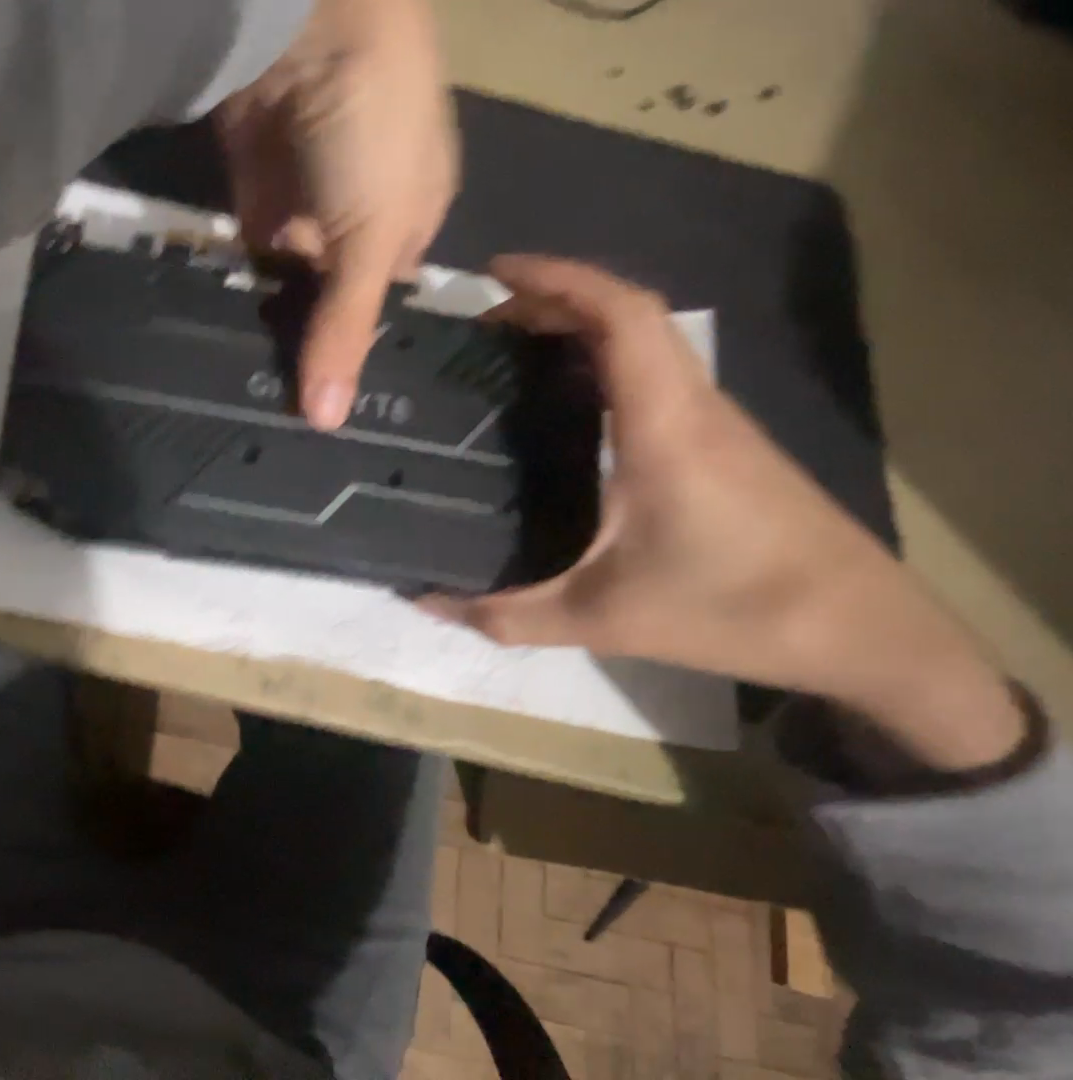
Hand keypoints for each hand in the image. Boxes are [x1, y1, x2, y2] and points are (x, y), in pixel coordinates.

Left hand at [216, 0, 458, 429]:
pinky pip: (241, 258)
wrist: (306, 24)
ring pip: (281, 284)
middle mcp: (355, 222)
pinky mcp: (248, 197)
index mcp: (408, 226)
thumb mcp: (371, 236)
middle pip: (325, 300)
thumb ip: (345, 326)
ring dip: (262, 328)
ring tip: (235, 402)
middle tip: (265, 424)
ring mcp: (299, 208)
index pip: (378, 308)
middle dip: (302, 349)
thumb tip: (329, 421)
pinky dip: (230, 293)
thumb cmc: (369, 129)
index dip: (350, 356)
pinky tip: (211, 348)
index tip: (315, 417)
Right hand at [424, 256, 1024, 771]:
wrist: (861, 632)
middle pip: (629, 315)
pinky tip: (565, 407)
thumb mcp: (602, 619)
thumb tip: (428, 601)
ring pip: (648, 342)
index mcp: (665, 427)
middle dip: (554, 300)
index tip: (495, 273)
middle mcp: (694, 407)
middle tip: (481, 325)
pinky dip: (604, 363)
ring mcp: (716, 422)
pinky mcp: (724, 444)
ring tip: (509, 355)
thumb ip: (507, 614)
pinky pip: (656, 376)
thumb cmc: (733, 610)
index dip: (559, 279)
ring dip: (581, 329)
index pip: (620, 316)